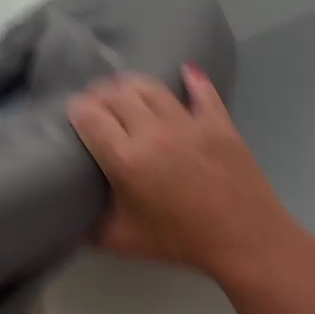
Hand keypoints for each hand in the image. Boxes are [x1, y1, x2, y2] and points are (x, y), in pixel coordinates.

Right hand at [67, 65, 302, 280]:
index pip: (90, 116)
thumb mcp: (121, 241)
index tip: (71, 113)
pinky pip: (203, 92)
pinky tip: (184, 71)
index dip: (75, 109)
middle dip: (98, 94)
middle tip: (93, 103)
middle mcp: (153, 133)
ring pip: (152, 88)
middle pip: (116, 95)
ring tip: (124, 90)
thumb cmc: (179, 241)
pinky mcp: (219, 124)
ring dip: (132, 85)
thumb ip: (89, 226)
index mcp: (126, 160)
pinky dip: (191, 79)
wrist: (246, 241)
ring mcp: (189, 124)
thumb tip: (68, 217)